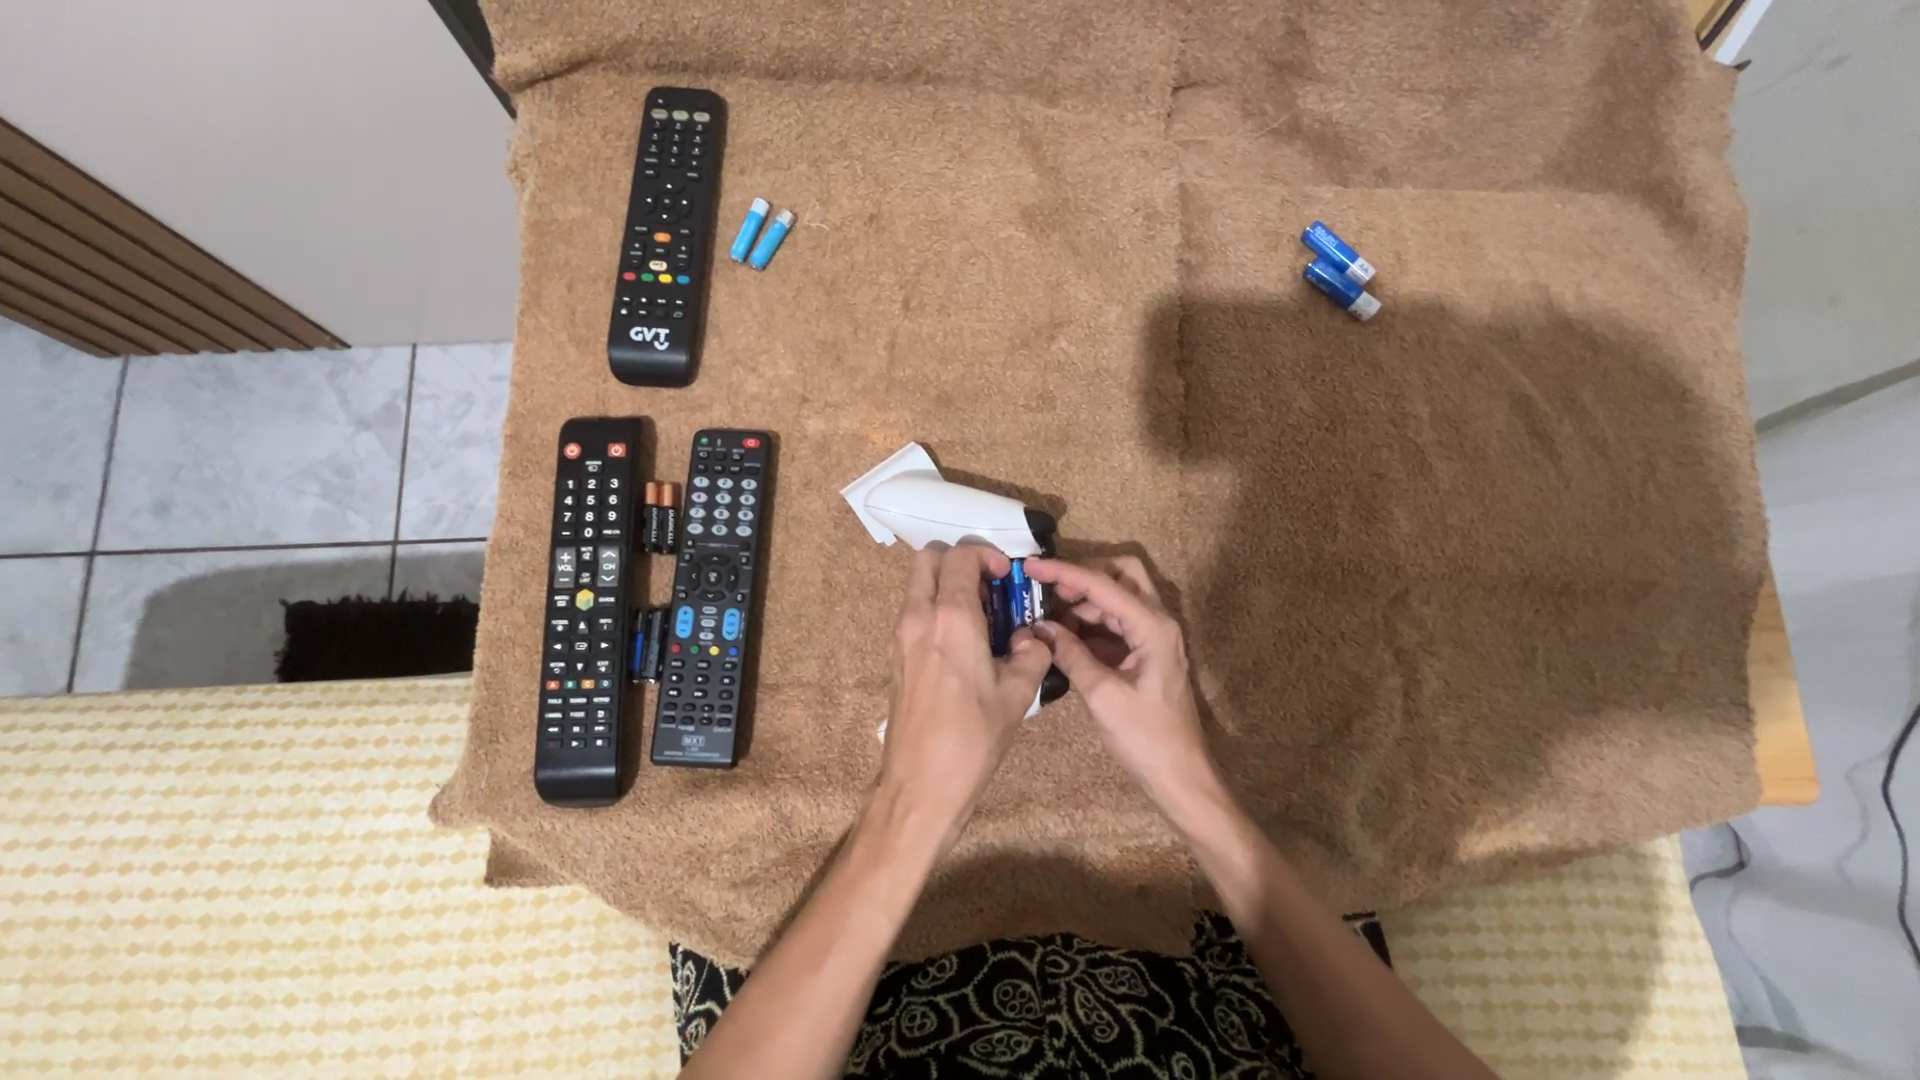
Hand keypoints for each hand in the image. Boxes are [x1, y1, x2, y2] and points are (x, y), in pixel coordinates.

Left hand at [879, 543, 1053, 844]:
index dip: (987, 555)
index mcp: (952, 618)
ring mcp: (900, 637)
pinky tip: (962, 645)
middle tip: (990, 588)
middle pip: (928, 559)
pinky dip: (935, 610)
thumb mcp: (1017, 694)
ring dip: (946, 586)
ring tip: (981, 619)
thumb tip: (1033, 638)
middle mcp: (918, 617)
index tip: (1007, 576)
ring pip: (917, 585)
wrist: (921, 783)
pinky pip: (913, 613)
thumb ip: (1032, 653)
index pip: (961, 557)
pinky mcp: (894, 657)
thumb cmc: (973, 737)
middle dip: (960, 561)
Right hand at [1023, 557, 1216, 804]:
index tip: (1031, 566)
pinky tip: (1063, 637)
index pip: (1103, 585)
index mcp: (1152, 627)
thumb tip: (1040, 628)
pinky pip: (1116, 624)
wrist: (1180, 776)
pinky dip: (1089, 623)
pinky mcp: (1145, 654)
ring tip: (1046, 617)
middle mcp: (1157, 622)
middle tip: (1047, 589)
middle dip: (1083, 575)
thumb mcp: (1103, 695)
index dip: (1064, 572)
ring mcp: (1153, 638)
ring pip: (1117, 599)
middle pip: (1121, 575)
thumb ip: (1071, 654)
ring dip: (1083, 601)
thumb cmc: (1146, 738)